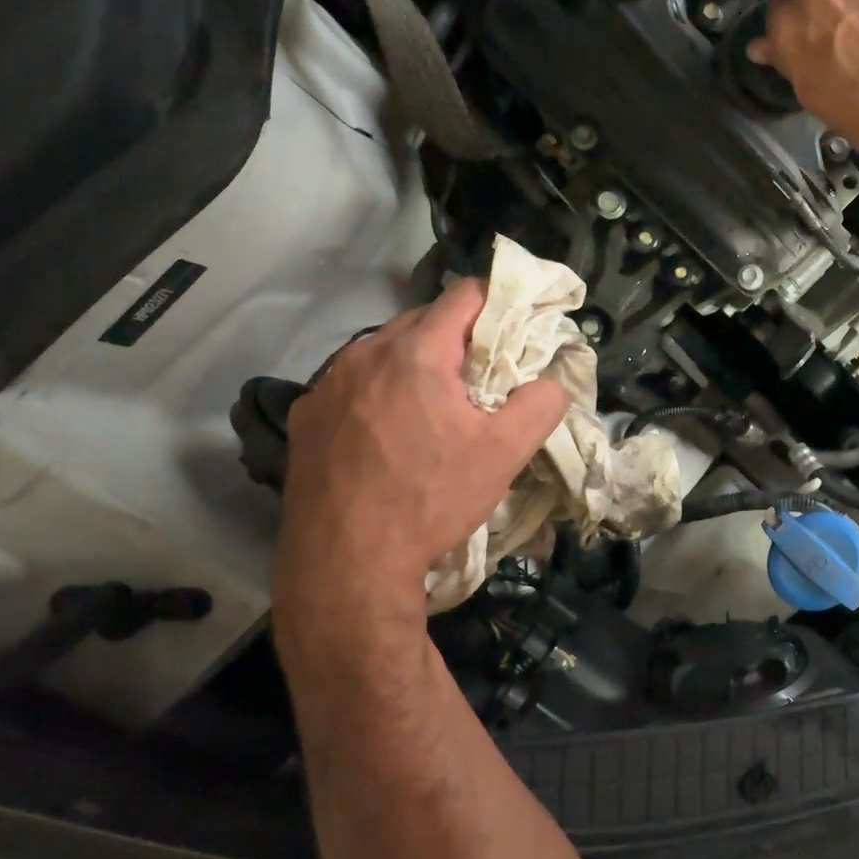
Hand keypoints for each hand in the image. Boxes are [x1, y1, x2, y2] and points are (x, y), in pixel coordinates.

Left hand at [272, 278, 567, 650]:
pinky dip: (382, 392)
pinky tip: (393, 434)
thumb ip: (542, 402)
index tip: (522, 327)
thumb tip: (552, 381)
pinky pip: (355, 383)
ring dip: (419, 364)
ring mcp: (327, 385)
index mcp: (416, 353)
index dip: (501, 302)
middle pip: (425, 320)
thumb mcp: (506, 452)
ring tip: (440, 408)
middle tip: (488, 377)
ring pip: (386, 351)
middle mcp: (364, 354)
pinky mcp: (306, 417)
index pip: (465, 295)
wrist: (344, 563)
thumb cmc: (431, 498)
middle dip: (462, 338)